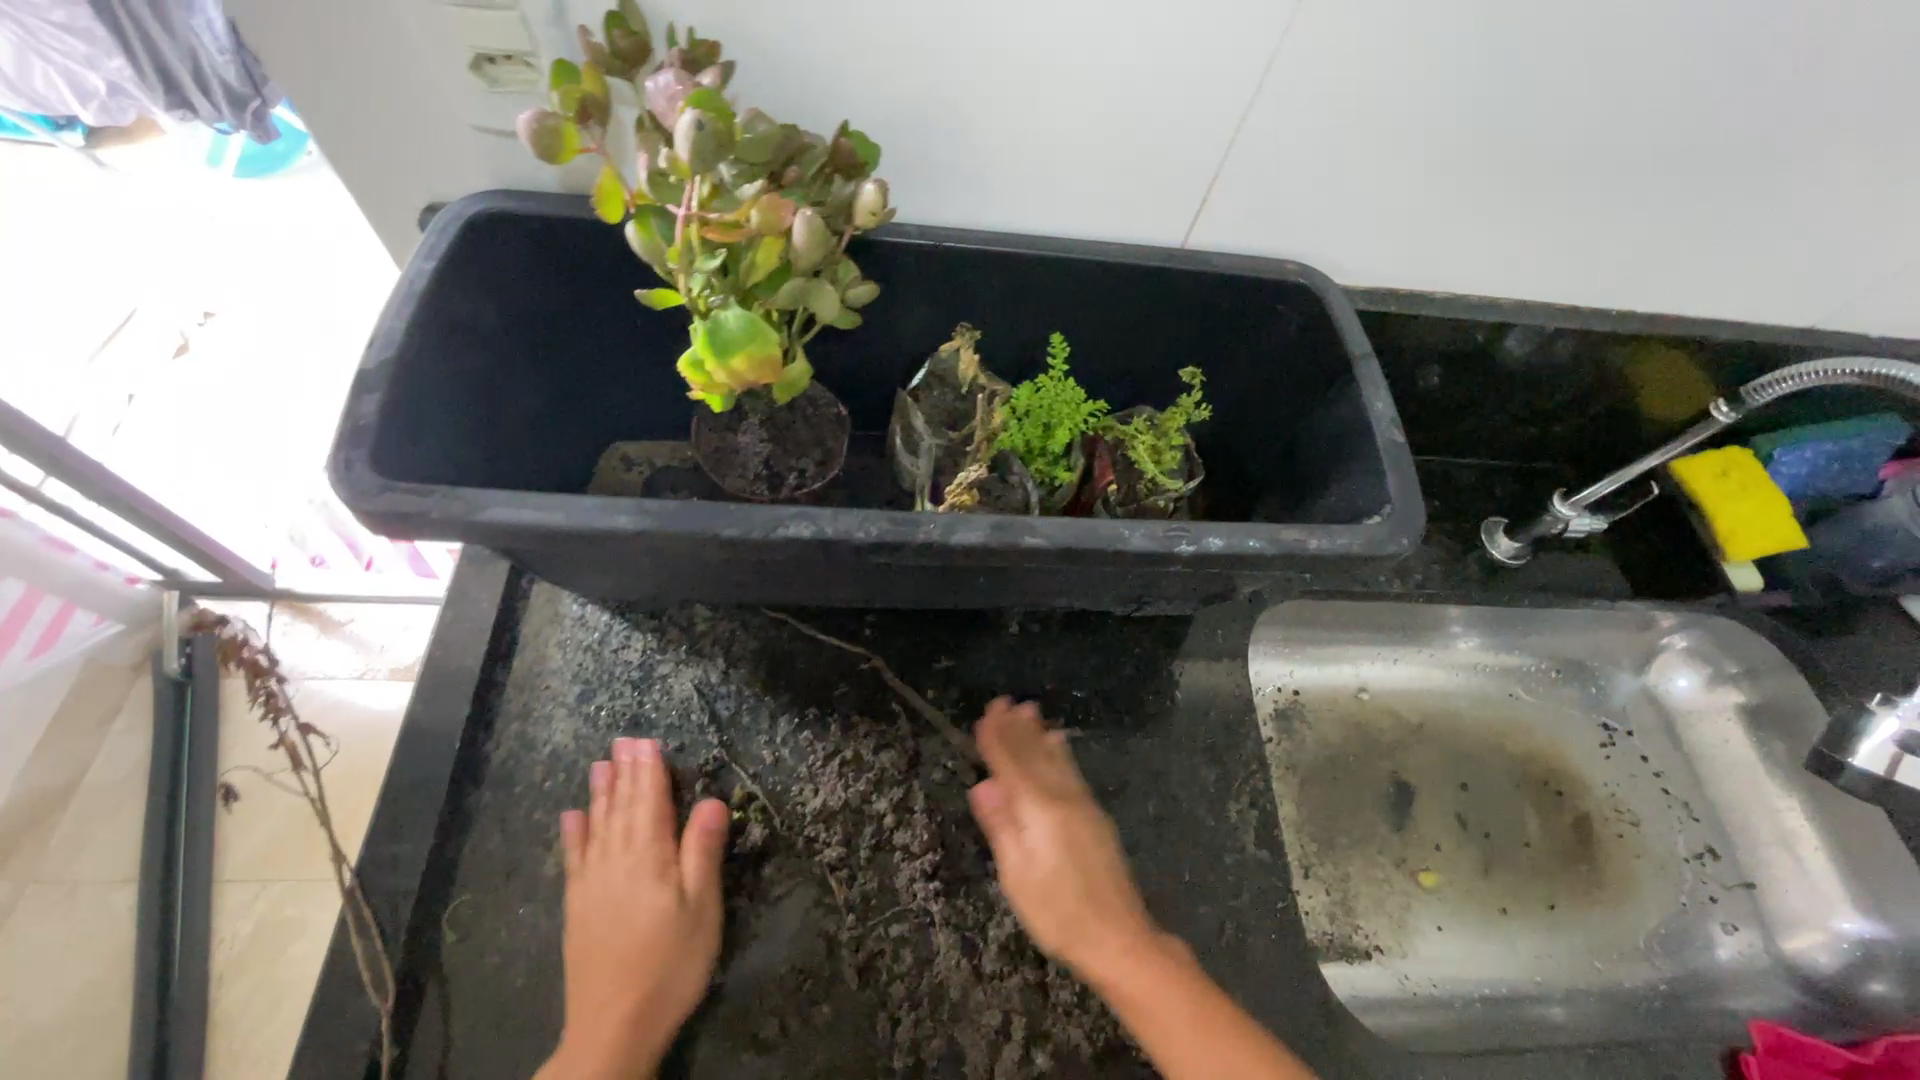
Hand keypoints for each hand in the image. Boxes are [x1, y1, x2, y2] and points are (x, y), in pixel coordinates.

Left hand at [540, 737, 729, 1079]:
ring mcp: (592, 884)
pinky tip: (571, 816)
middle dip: (625, 773)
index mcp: (651, 858)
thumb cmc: (671, 964)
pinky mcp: (578, 906)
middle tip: (624, 740)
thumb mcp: (702, 909)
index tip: (647, 740)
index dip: (650, 771)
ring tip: (600, 764)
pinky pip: (574, 858)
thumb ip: (702, 852)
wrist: (613, 1026)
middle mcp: (616, 862)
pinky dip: (574, 833)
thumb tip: (713, 800)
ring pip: (597, 826)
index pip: (651, 803)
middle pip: (622, 808)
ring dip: (600, 793)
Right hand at [967, 697, 1160, 979]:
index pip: (1011, 765)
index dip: (996, 740)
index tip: (985, 714)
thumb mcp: (1017, 876)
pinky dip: (1060, 752)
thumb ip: (1002, 826)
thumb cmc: (1059, 914)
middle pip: (1034, 756)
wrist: (1119, 938)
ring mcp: (1084, 806)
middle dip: (1016, 728)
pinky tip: (1058, 743)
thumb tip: (982, 785)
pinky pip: (1072, 771)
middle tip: (1002, 700)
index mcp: (1040, 811)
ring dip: (1038, 734)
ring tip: (1028, 709)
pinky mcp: (1095, 817)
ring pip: (1056, 759)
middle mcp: (1063, 798)